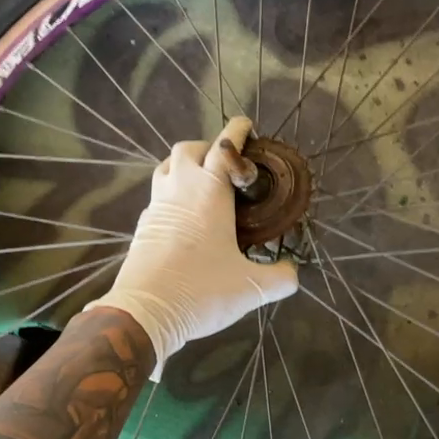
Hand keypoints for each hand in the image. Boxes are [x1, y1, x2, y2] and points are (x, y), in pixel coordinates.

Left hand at [85, 117, 298, 376]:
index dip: (237, 132)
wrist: (146, 312)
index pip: (224, 148)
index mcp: (209, 194)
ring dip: (186, 165)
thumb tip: (294, 273)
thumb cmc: (202, 291)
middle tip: (228, 165)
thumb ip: (280, 278)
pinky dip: (174, 192)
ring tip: (205, 183)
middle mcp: (180, 190)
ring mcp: (157, 206)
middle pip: (189, 149)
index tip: (247, 126)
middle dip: (209, 147)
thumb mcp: (252, 289)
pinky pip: (159, 194)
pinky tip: (187, 215)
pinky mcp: (144, 226)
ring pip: (168, 167)